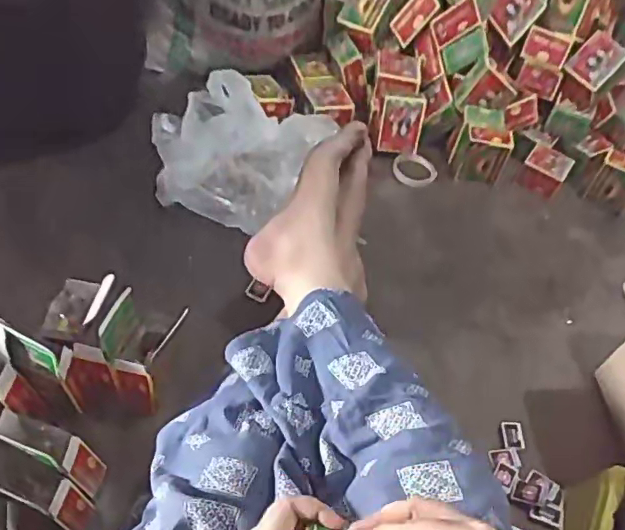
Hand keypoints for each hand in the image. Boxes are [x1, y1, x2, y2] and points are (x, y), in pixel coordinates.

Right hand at [243, 121, 370, 312]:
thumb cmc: (288, 264)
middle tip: (362, 150)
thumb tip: (272, 263)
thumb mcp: (261, 251)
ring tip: (348, 200)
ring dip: (353, 207)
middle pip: (355, 186)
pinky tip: (336, 258)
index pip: (329, 164)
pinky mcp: (356, 280)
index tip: (354, 130)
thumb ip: (269, 246)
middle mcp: (340, 221)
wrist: (319, 304)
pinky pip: (350, 255)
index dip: (340, 144)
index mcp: (316, 200)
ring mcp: (352, 252)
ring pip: (355, 221)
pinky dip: (344, 249)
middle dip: (358, 165)